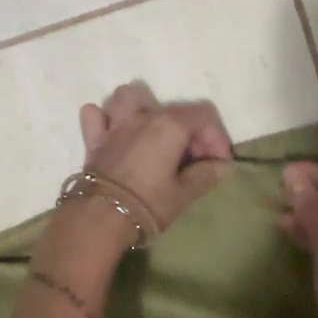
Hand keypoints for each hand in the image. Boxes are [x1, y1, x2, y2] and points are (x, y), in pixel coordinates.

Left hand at [76, 81, 234, 229]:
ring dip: (145, 110)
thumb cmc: (148, 205)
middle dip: (192, 134)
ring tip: (155, 134)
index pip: (204, 115)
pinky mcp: (93, 140)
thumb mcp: (184, 194)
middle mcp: (142, 116)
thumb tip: (224, 166)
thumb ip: (206, 174)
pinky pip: (95, 115)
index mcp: (169, 125)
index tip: (218, 164)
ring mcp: (114, 125)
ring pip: (129, 97)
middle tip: (195, 164)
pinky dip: (105, 119)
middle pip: (175, 110)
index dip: (217, 138)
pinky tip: (115, 133)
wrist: (100, 220)